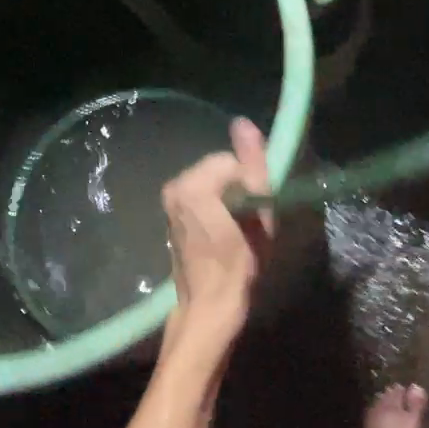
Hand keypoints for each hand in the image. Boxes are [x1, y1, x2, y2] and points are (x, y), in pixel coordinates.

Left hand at [161, 118, 273, 352]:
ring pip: (215, 179)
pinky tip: (225, 228)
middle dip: (241, 187)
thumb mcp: (258, 213)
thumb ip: (253, 164)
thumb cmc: (239, 264)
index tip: (258, 210)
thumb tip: (244, 121)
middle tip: (251, 219)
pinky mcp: (172, 212)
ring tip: (239, 226)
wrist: (210, 306)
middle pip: (222, 168)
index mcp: (193, 185)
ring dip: (231, 195)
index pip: (235, 162)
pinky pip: (205, 192)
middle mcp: (175, 187)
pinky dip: (218, 203)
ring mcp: (170, 200)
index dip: (252, 184)